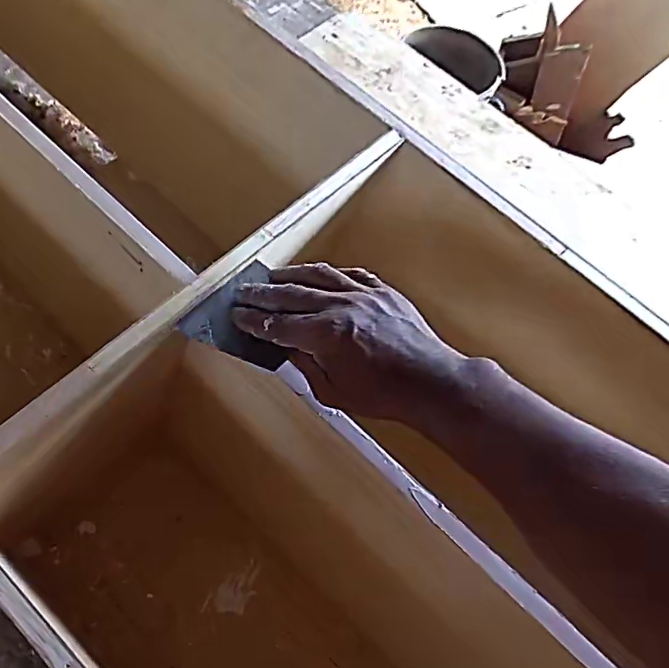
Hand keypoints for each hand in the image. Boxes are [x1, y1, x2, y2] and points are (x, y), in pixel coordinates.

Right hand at [232, 263, 468, 421]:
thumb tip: (284, 345)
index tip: (237, 316)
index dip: (252, 321)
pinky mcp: (383, 292)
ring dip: (290, 275)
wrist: (431, 384)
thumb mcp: (329, 388)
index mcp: (326, 335)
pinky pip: (350, 274)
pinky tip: (315, 275)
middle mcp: (343, 308)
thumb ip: (302, 362)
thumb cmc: (384, 394)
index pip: (277, 324)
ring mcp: (365, 296)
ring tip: (271, 277)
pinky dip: (328, 273)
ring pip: (318, 275)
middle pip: (290, 295)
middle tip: (242, 293)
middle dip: (261, 295)